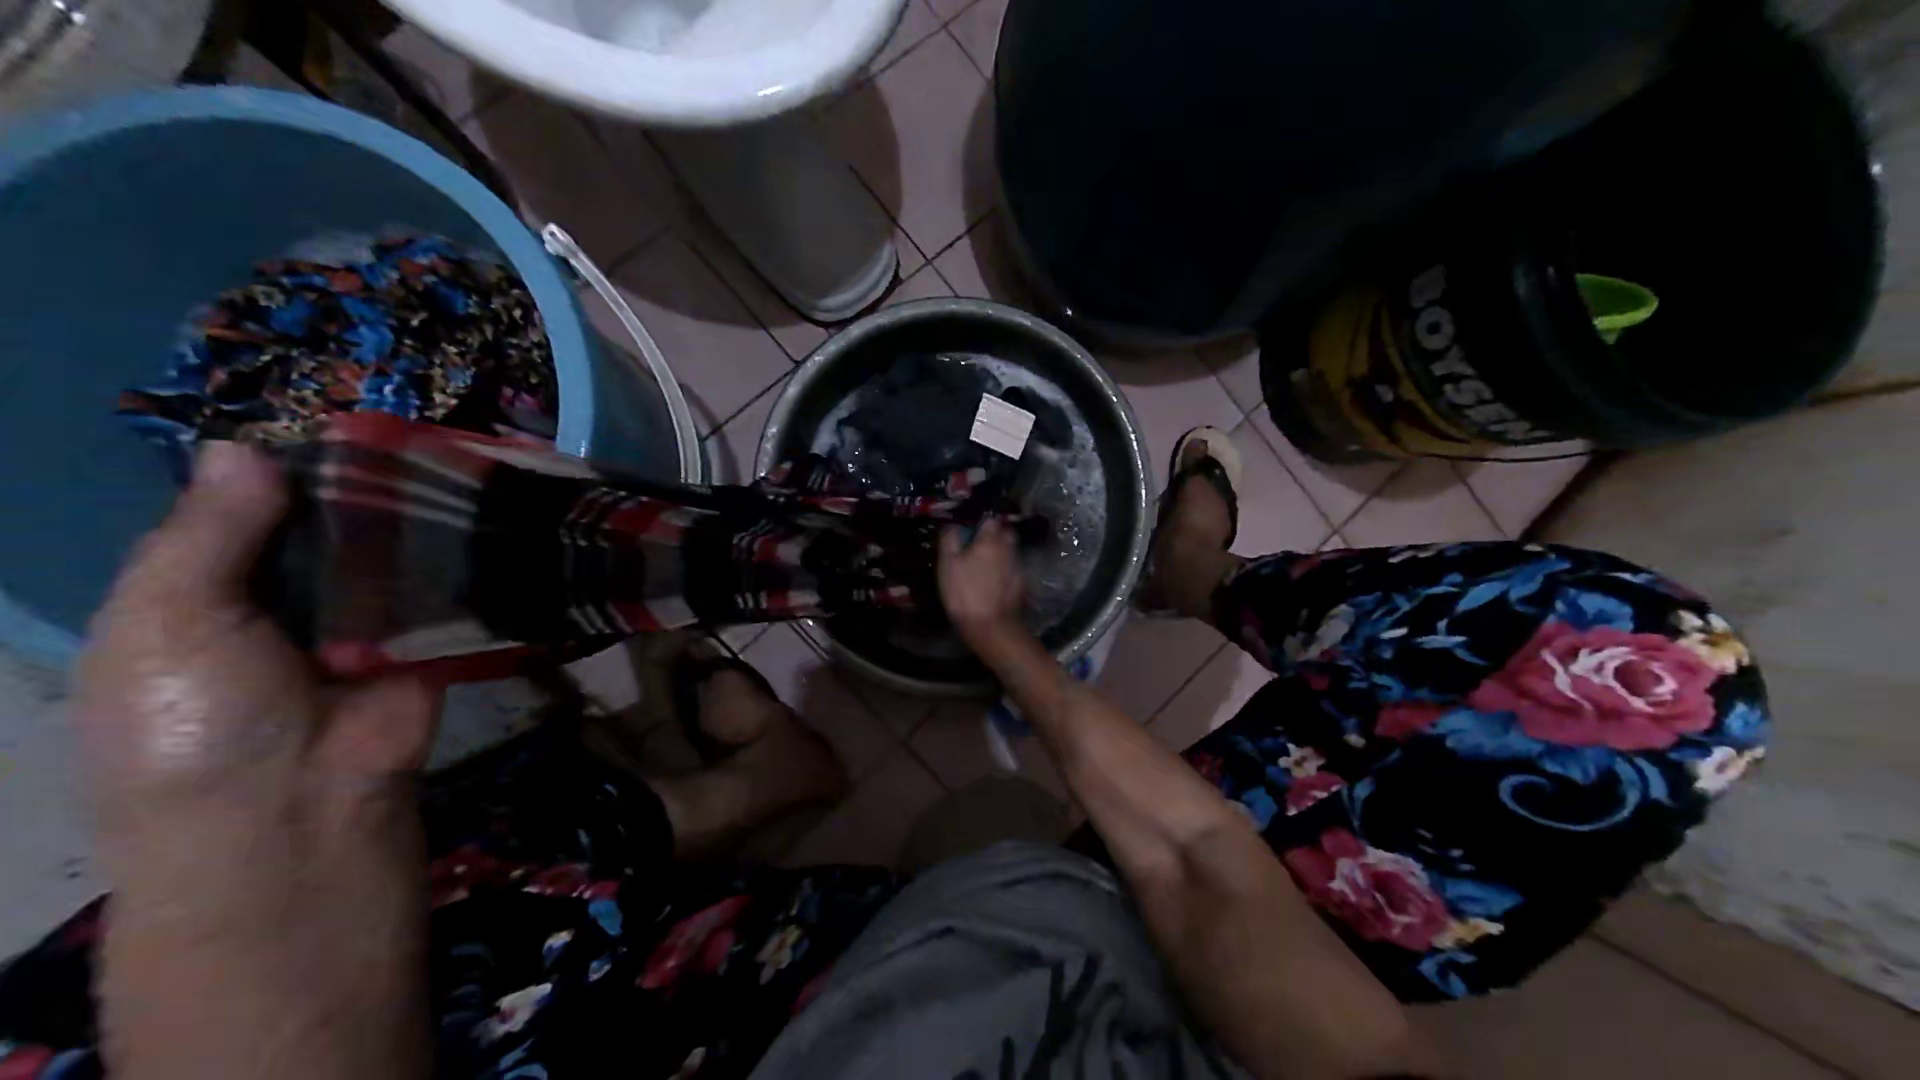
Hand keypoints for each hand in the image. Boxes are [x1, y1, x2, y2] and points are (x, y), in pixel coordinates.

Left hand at [75, 443, 437, 1079]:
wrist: (298, 806)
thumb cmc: (196, 719)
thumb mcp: (166, 621)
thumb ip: (206, 536)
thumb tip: (246, 446)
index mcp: (210, 584)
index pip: (248, 507)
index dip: (285, 466)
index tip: (340, 421)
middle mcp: (293, 591)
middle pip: (330, 520)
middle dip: (363, 482)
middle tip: (415, 432)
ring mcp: (369, 612)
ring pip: (392, 546)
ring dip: (418, 513)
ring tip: (461, 457)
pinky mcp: (432, 631)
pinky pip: (443, 583)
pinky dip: (459, 552)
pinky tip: (485, 510)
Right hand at [937, 517, 1024, 647]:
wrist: (990, 626)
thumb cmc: (964, 592)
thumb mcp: (948, 565)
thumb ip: (951, 540)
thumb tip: (953, 524)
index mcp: (989, 541)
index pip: (991, 519)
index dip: (981, 521)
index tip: (972, 527)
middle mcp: (1008, 548)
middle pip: (1005, 532)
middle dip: (995, 533)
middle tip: (980, 543)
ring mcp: (1017, 565)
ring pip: (1010, 549)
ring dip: (1001, 550)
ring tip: (986, 561)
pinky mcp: (1021, 582)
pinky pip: (1013, 566)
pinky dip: (1005, 567)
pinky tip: (995, 578)